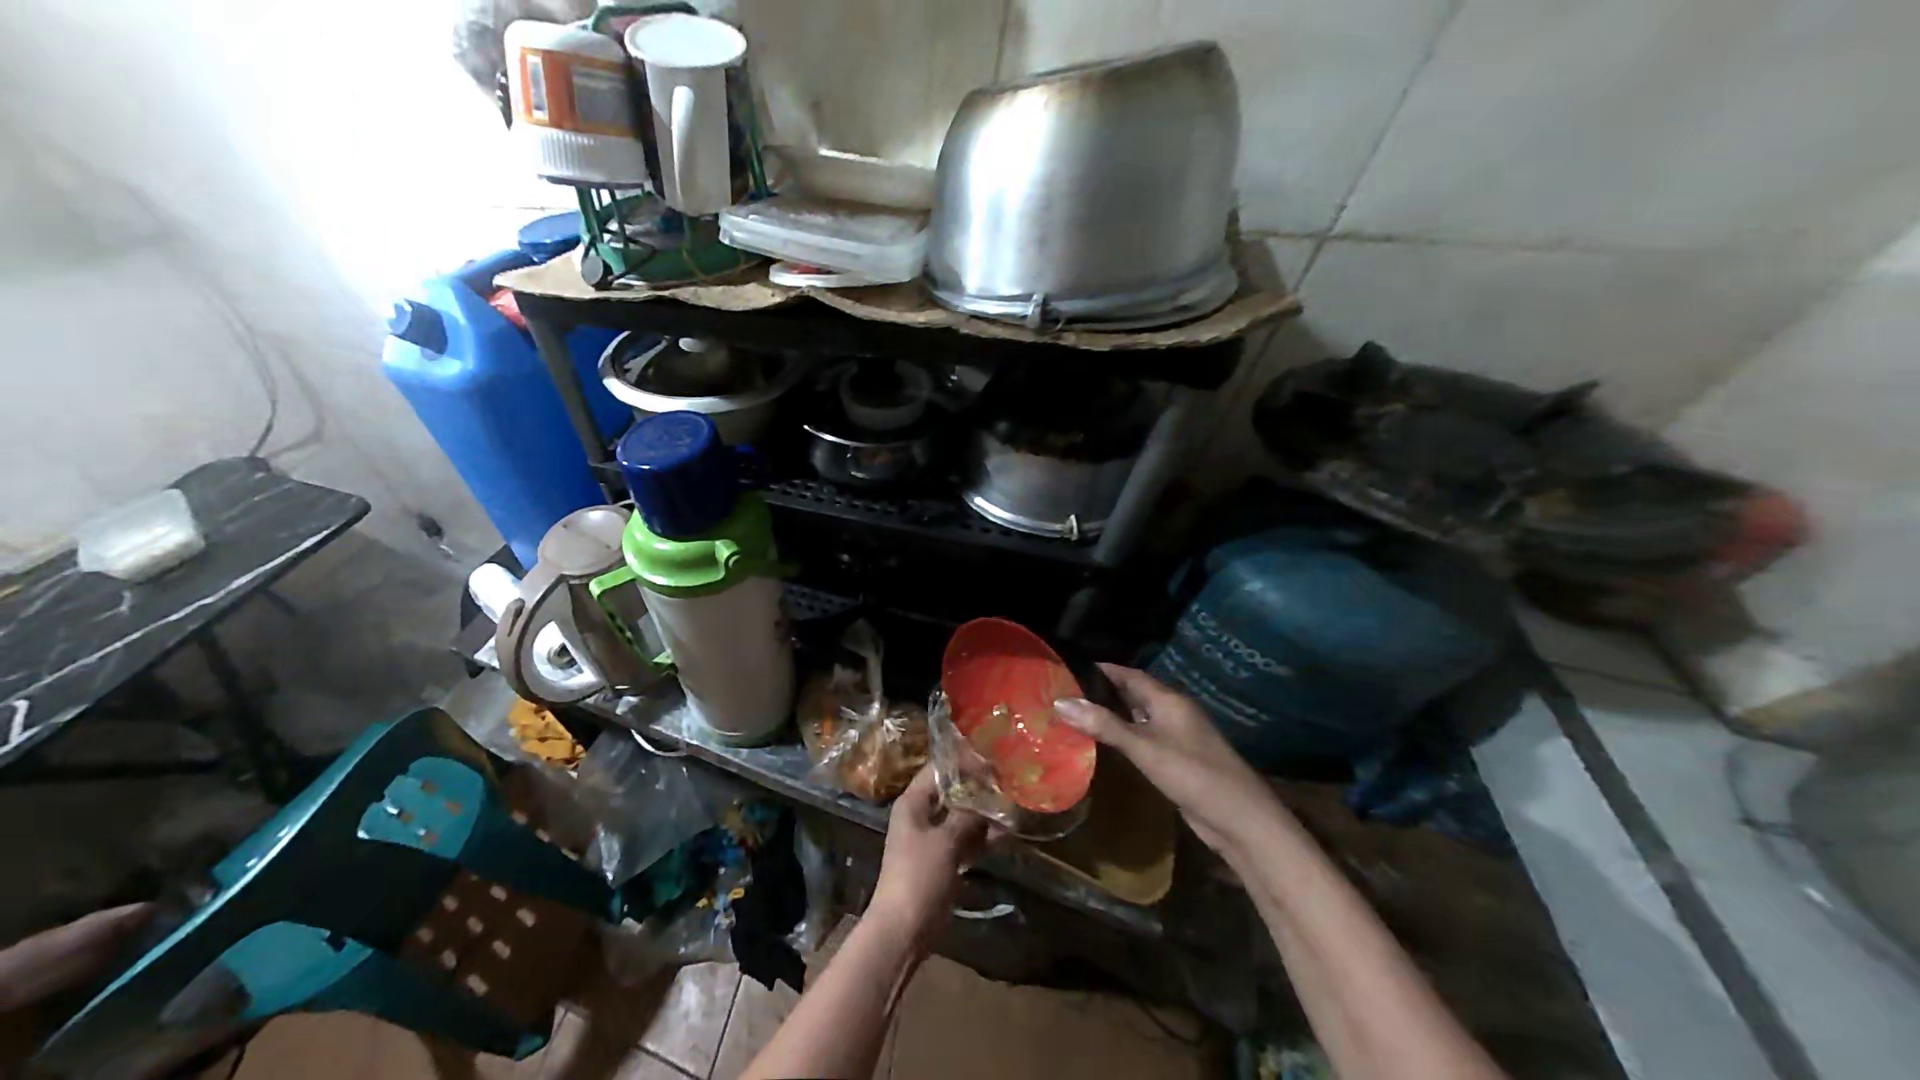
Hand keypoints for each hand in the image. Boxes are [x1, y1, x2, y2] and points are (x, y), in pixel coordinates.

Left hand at [869, 767, 992, 946]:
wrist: (904, 927)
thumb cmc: (919, 876)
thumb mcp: (945, 841)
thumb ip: (966, 816)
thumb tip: (986, 801)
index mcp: (912, 803)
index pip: (938, 769)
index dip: (963, 762)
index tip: (992, 760)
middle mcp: (920, 815)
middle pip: (951, 792)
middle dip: (977, 788)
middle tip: (1007, 782)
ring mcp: (931, 839)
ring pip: (960, 817)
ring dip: (983, 814)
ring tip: (1012, 806)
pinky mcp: (942, 860)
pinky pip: (964, 840)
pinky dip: (981, 837)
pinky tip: (1006, 835)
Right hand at [1055, 664, 1290, 857]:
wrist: (1239, 818)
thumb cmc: (1192, 773)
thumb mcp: (1143, 747)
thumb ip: (1103, 725)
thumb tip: (1060, 701)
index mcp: (1169, 699)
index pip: (1129, 674)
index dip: (1101, 670)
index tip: (1068, 668)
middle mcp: (1173, 712)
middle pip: (1134, 694)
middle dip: (1102, 692)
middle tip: (1065, 693)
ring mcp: (1177, 736)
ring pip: (1138, 718)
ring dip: (1112, 715)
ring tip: (1076, 715)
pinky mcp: (1177, 760)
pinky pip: (1144, 739)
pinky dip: (1123, 737)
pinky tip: (1104, 745)